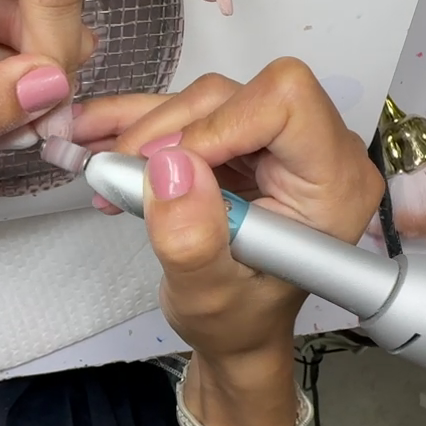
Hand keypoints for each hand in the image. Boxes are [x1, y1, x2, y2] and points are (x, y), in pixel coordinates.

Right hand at [73, 61, 383, 365]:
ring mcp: (272, 142)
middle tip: (119, 178)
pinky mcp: (239, 140)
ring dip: (138, 130)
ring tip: (96, 164)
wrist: (233, 328)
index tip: (167, 174)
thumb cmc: (235, 321)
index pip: (284, 104)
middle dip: (163, 132)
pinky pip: (185, 114)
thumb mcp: (208, 296)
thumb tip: (168, 168)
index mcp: (329, 185)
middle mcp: (310, 151)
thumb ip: (192, 240)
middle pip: (232, 97)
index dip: (215, 127)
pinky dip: (135, 128)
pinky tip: (97, 144)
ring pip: (200, 101)